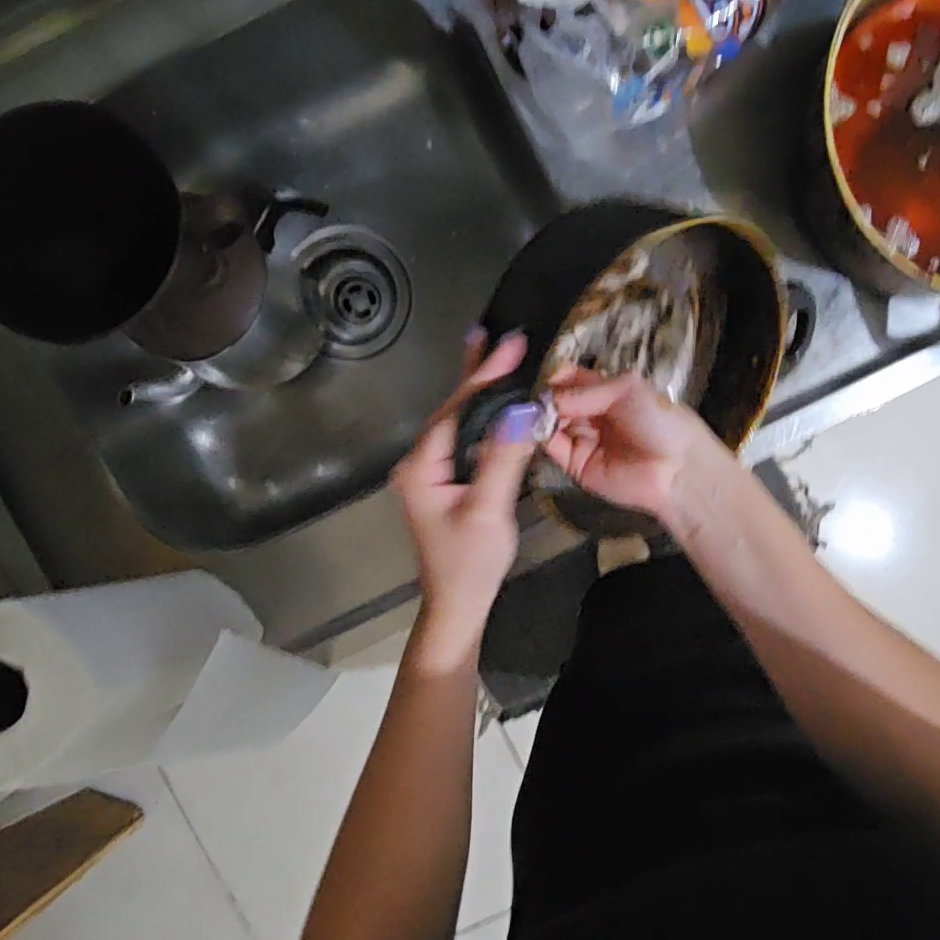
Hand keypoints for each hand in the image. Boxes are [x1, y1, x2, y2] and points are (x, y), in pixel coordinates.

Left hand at [390, 330, 541, 657]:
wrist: (458, 604)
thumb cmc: (471, 564)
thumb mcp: (489, 510)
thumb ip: (503, 458)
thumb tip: (522, 410)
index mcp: (421, 467)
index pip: (456, 411)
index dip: (483, 376)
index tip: (510, 345)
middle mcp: (418, 464)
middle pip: (450, 410)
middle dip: (474, 374)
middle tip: (492, 335)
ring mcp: (428, 474)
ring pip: (456, 423)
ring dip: (477, 392)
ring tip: (492, 355)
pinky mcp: (443, 483)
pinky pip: (462, 440)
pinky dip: (480, 417)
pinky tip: (492, 403)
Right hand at [542, 368, 727, 525]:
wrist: (676, 470)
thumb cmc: (659, 421)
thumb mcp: (626, 390)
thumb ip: (585, 390)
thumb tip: (548, 398)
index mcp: (606, 392)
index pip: (571, 379)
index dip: (555, 377)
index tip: (543, 377)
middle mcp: (592, 415)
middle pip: (557, 401)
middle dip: (545, 397)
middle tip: (535, 398)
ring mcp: (583, 440)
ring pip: (552, 423)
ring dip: (540, 416)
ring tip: (532, 412)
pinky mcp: (576, 466)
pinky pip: (553, 448)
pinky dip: (541, 437)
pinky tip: (534, 427)